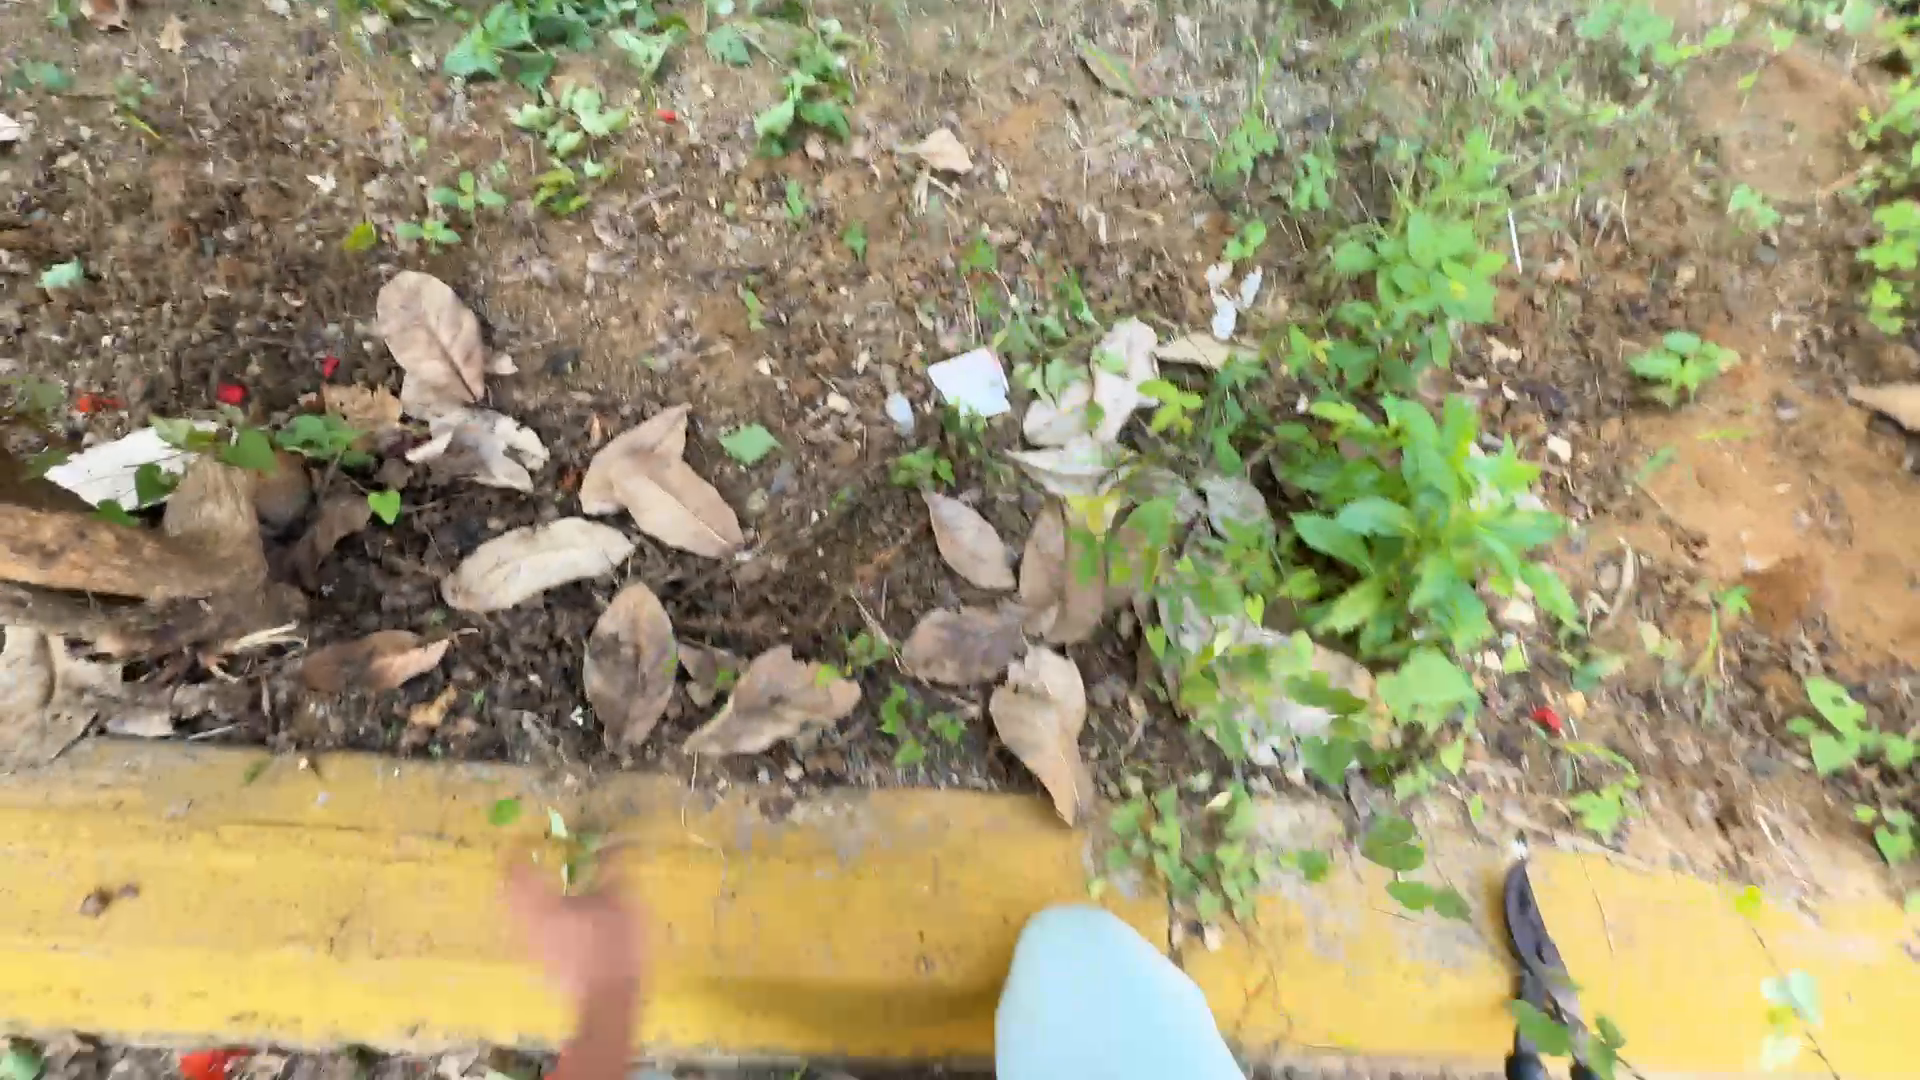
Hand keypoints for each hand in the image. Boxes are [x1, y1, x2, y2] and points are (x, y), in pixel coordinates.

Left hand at [503, 852, 645, 1003]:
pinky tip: (550, 906)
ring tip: (537, 877)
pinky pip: (525, 926)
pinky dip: (530, 910)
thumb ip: (611, 866)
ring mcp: (531, 944)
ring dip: (520, 892)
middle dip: (515, 873)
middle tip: (526, 856)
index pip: (518, 873)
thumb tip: (611, 843)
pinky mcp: (540, 957)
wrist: (609, 994)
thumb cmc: (614, 941)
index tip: (524, 838)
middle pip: (507, 894)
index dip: (518, 853)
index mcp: (543, 904)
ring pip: (513, 911)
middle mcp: (528, 923)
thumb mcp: (621, 895)